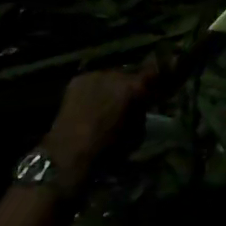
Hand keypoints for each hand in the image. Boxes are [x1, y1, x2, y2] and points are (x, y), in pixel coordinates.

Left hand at [39, 66, 154, 181]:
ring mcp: (94, 75)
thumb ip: (141, 112)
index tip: (153, 89)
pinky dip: (94, 89)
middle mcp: (115, 74)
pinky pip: (92, 81)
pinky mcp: (77, 80)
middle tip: (127, 100)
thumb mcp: (138, 132)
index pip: (152, 73)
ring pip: (109, 76)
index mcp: (134, 87)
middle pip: (129, 74)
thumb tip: (141, 105)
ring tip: (106, 102)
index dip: (154, 81)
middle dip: (129, 85)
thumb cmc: (109, 148)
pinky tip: (89, 103)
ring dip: (111, 86)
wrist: (71, 151)